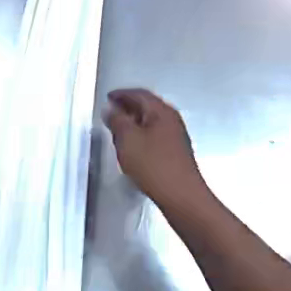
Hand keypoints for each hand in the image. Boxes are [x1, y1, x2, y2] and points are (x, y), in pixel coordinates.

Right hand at [104, 88, 210, 208]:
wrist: (182, 196)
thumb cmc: (154, 165)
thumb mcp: (127, 139)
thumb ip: (117, 120)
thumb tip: (110, 109)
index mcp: (161, 111)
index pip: (139, 94)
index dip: (121, 94)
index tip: (108, 97)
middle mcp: (172, 120)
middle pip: (147, 106)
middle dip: (128, 107)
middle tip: (111, 112)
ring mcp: (176, 136)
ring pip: (151, 122)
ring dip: (134, 122)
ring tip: (118, 131)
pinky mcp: (176, 152)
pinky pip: (155, 135)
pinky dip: (142, 135)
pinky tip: (133, 147)